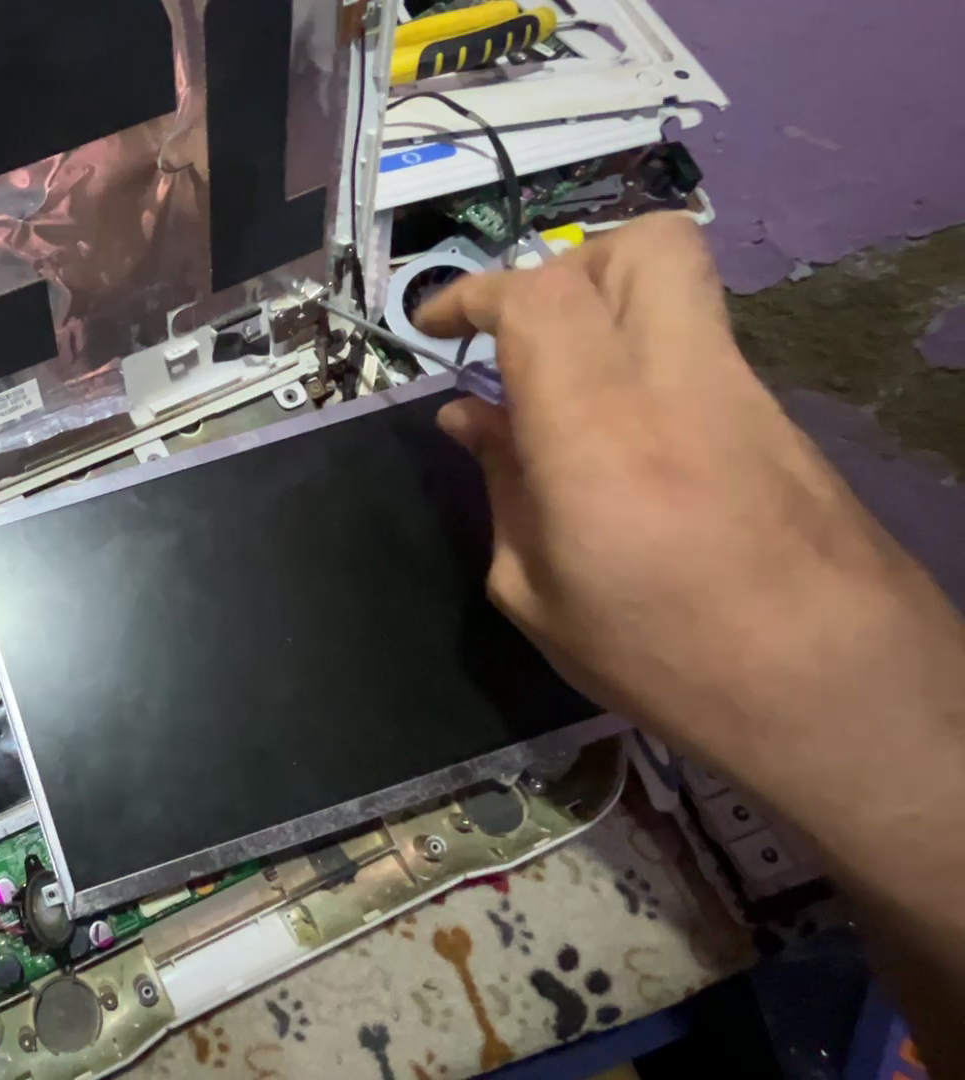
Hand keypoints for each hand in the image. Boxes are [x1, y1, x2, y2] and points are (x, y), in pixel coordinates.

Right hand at [414, 214, 945, 744]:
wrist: (839, 700)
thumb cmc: (655, 655)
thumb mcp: (531, 586)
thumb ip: (499, 482)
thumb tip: (469, 417)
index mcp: (598, 436)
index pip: (541, 300)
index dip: (472, 293)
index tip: (430, 327)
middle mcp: (680, 388)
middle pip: (640, 247)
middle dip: (557, 268)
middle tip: (510, 331)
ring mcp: (742, 394)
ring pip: (677, 285)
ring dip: (597, 308)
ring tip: (548, 381)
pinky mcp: (775, 416)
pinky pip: (692, 345)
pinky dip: (633, 355)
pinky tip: (604, 433)